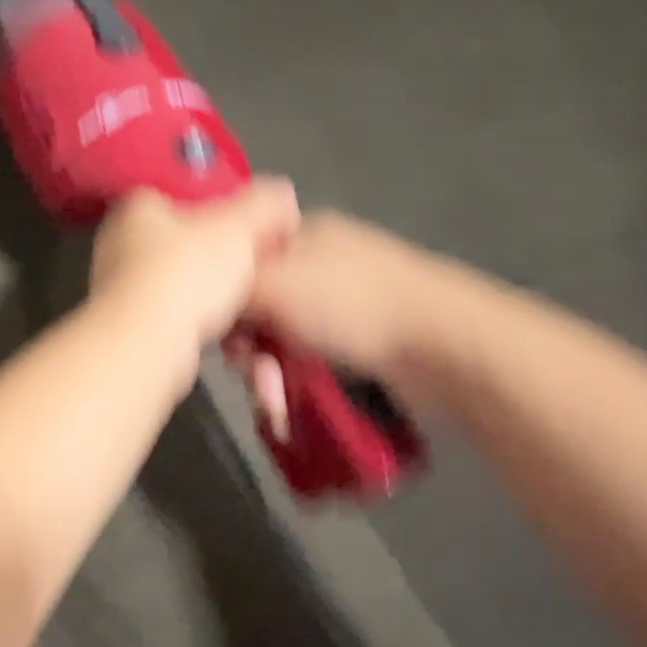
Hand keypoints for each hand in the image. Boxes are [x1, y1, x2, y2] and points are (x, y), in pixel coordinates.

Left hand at [90, 179, 301, 349]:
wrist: (146, 344)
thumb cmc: (184, 275)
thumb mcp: (239, 229)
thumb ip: (264, 206)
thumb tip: (281, 196)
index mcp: (137, 210)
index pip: (180, 198)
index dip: (219, 211)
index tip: (248, 229)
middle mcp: (118, 245)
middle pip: (182, 244)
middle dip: (217, 258)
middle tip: (250, 269)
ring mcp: (118, 288)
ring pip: (179, 284)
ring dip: (209, 295)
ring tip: (238, 304)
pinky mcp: (127, 325)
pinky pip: (173, 317)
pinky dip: (196, 322)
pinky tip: (218, 330)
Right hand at [226, 210, 471, 391]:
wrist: (445, 348)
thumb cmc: (352, 305)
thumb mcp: (272, 285)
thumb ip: (228, 288)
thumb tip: (202, 297)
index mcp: (301, 235)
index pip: (237, 261)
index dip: (220, 297)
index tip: (216, 331)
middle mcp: (319, 265)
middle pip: (255, 308)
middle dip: (247, 349)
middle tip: (251, 372)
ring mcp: (342, 306)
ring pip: (278, 343)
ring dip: (268, 376)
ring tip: (274, 403)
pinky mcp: (360, 344)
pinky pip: (306, 365)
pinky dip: (294, 387)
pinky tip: (288, 410)